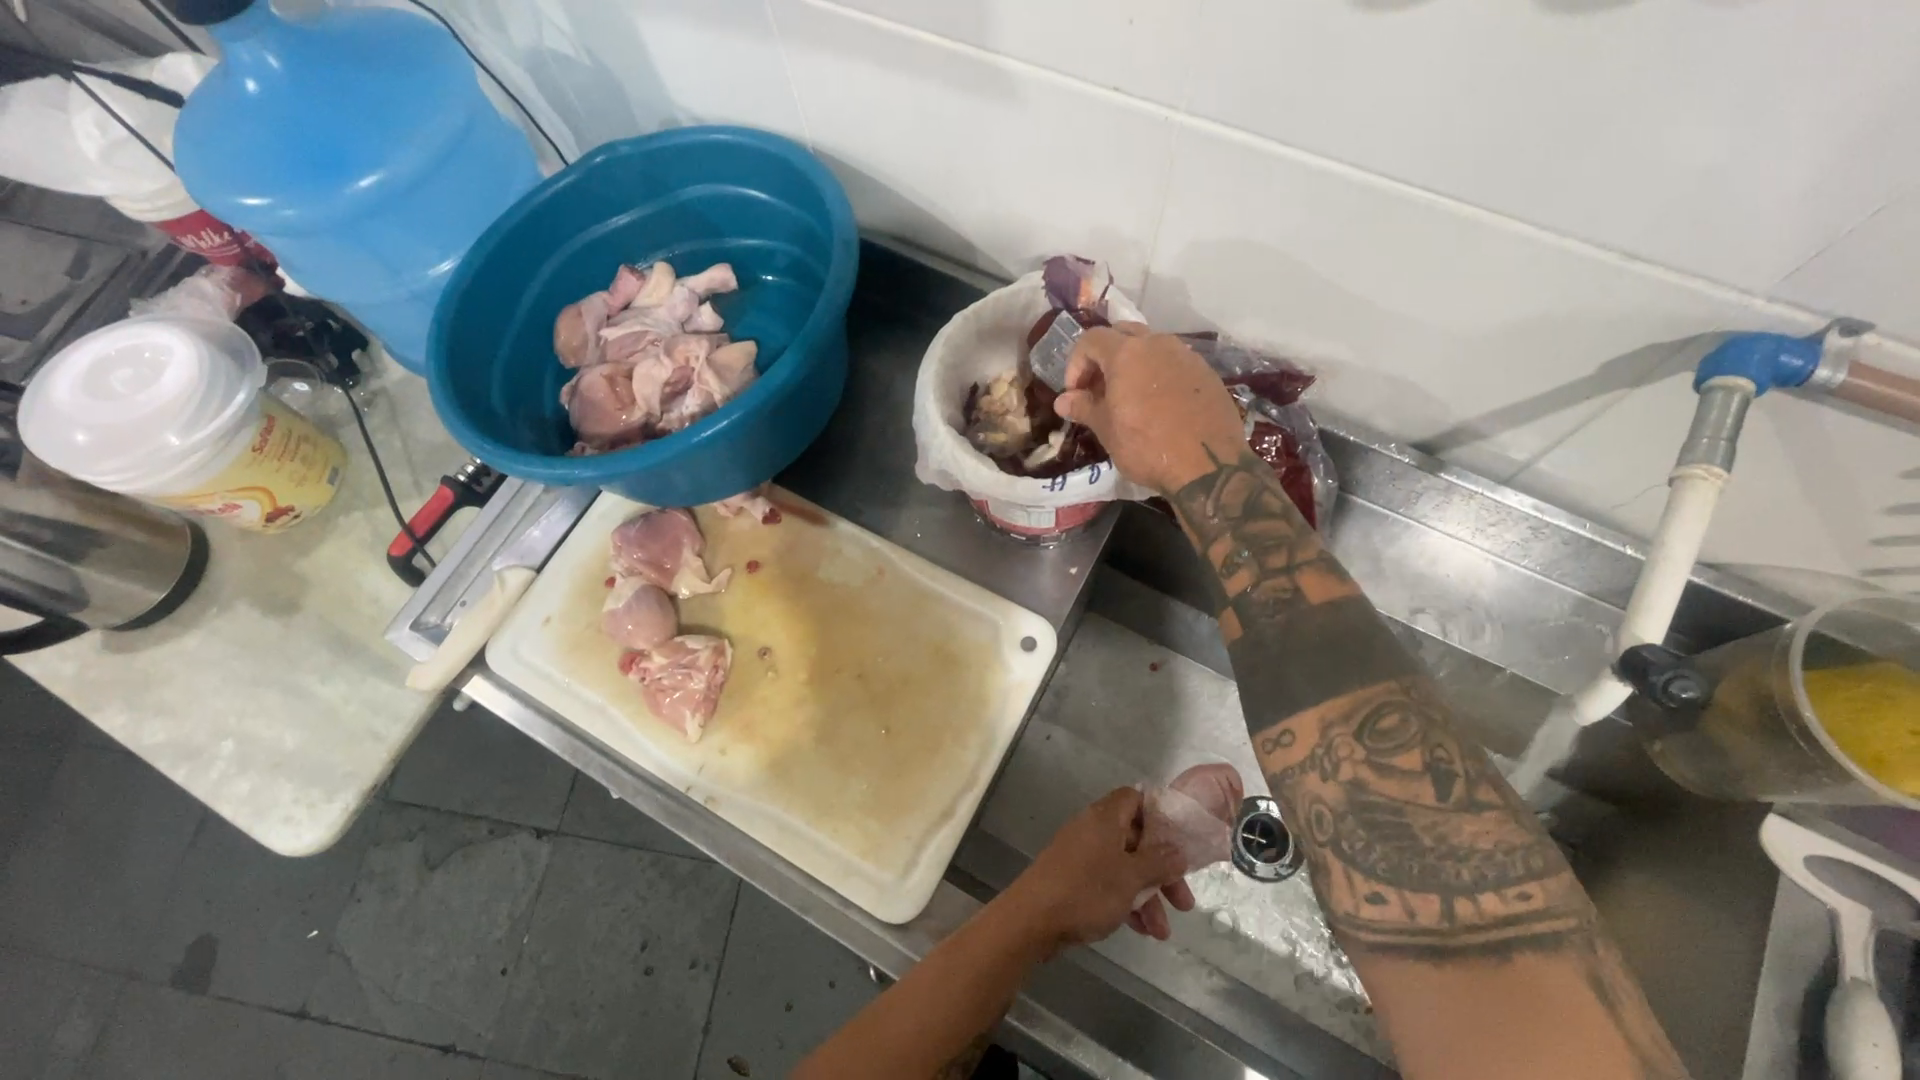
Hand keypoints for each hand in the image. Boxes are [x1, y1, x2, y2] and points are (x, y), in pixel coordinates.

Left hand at [1001, 787, 1189, 954]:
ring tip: (1162, 932)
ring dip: (1147, 897)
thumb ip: (1158, 862)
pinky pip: (1107, 884)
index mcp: (1105, 818)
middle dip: (1162, 872)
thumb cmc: (1086, 891)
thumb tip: (1179, 850)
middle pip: (1136, 840)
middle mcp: (1093, 830)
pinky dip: (1125, 903)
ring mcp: (1081, 855)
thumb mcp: (1131, 877)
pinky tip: (1140, 931)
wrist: (1031, 920)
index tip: (1179, 842)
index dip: (1158, 816)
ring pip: (1124, 867)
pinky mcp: (1073, 879)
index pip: (1135, 799)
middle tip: (1183, 903)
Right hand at [1053, 325, 1246, 494]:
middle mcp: (1157, 344)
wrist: (1208, 464)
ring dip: (1133, 365)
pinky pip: (1174, 363)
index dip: (1076, 363)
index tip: (1075, 393)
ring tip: (1129, 398)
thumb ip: (1083, 407)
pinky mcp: (1206, 373)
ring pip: (1151, 347)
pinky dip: (1158, 375)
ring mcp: (1186, 356)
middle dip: (1104, 358)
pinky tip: (1159, 406)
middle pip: (1122, 334)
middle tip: (1099, 389)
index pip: (1091, 339)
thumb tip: (1062, 400)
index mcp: (1126, 353)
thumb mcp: (1107, 429)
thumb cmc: (1147, 446)